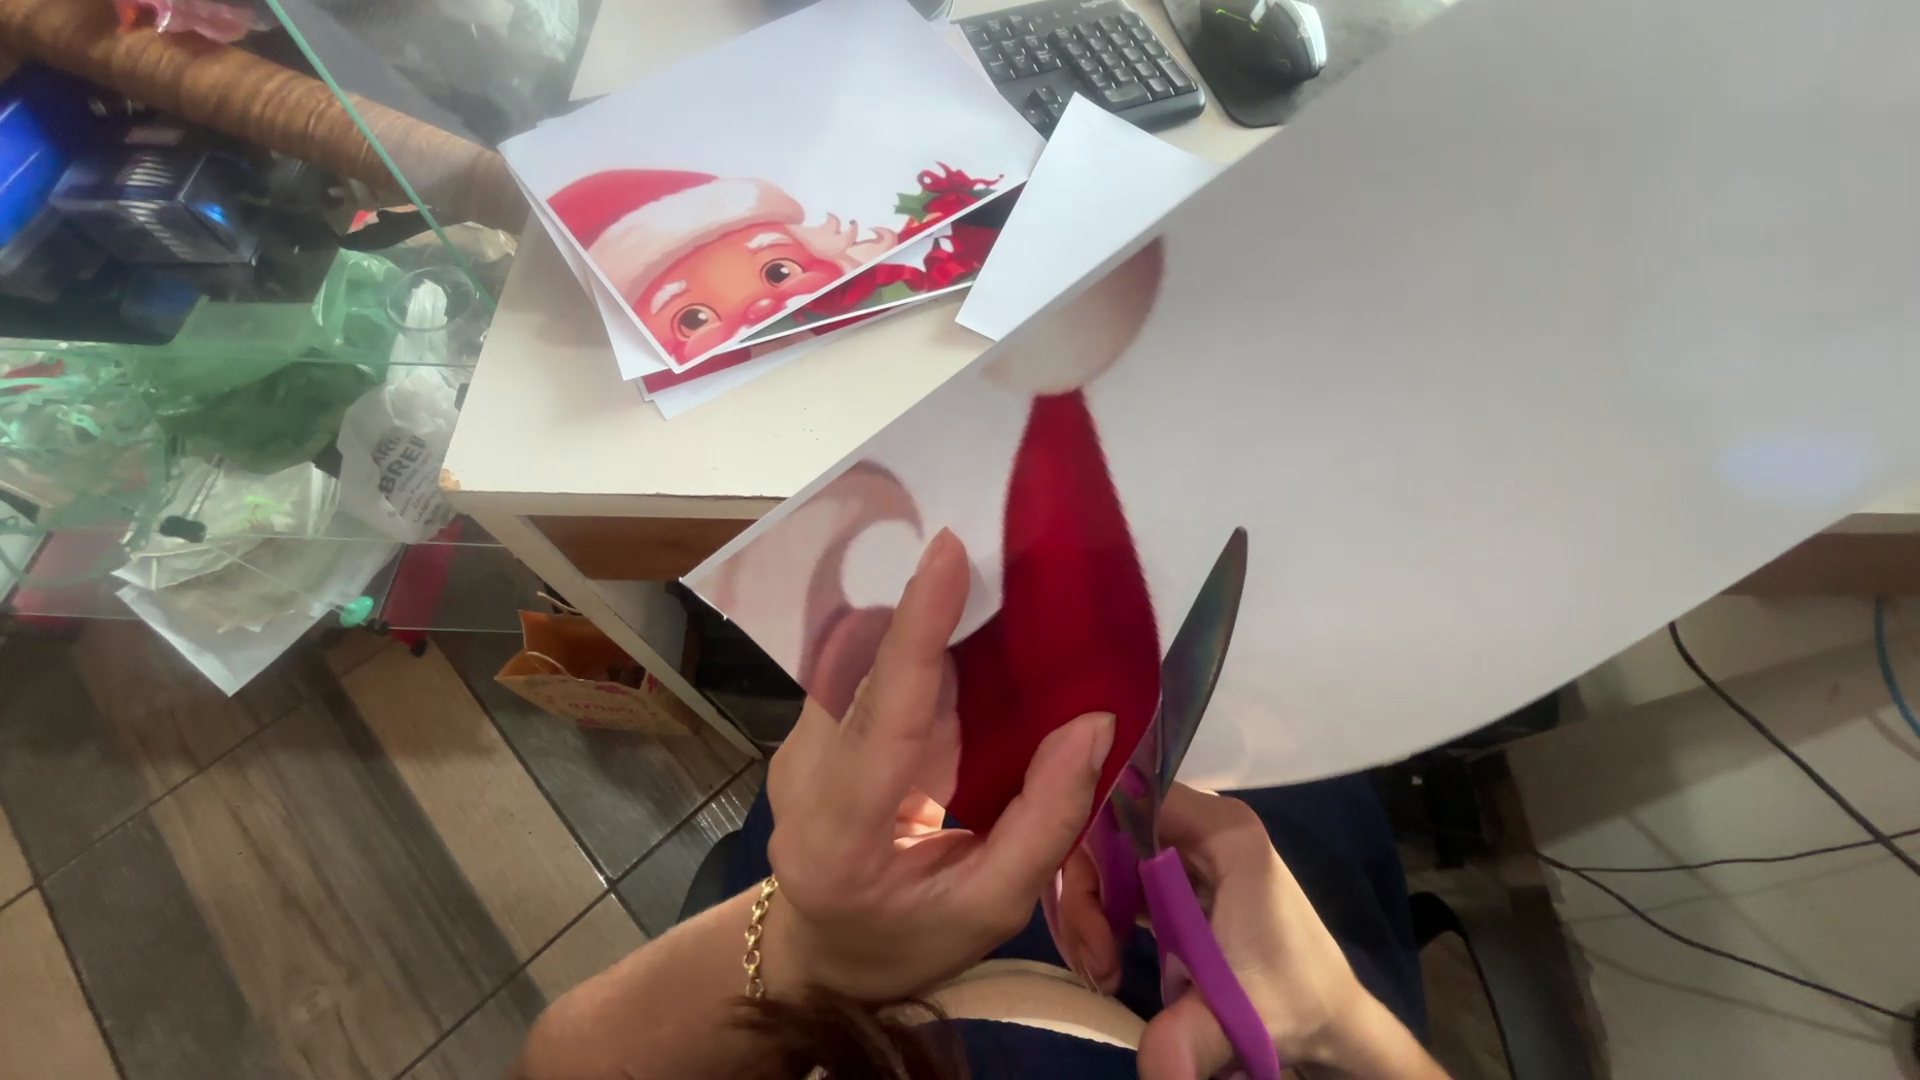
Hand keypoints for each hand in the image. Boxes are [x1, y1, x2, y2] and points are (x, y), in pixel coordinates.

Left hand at [762, 528, 1116, 1001]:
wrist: (817, 952)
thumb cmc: (906, 941)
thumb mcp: (993, 907)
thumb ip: (1045, 820)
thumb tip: (1091, 722)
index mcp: (846, 830)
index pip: (887, 712)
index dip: (919, 625)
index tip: (947, 551)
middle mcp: (806, 774)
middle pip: (872, 669)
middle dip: (932, 608)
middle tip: (997, 558)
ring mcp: (796, 747)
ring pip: (860, 660)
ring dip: (921, 621)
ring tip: (983, 588)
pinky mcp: (807, 730)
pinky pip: (858, 669)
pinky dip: (906, 643)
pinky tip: (950, 632)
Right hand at [1057, 784, 1380, 1078]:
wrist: (1329, 1020)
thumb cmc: (1293, 997)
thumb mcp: (1239, 1012)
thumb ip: (1190, 1034)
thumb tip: (1154, 1072)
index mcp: (1218, 827)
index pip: (1126, 801)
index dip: (1092, 845)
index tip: (1085, 911)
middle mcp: (1198, 822)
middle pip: (1109, 828)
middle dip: (1086, 892)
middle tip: (1093, 959)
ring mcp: (1185, 846)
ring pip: (1106, 852)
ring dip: (1089, 907)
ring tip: (1100, 968)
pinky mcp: (1176, 873)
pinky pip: (1117, 873)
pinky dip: (1100, 911)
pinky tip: (1104, 956)